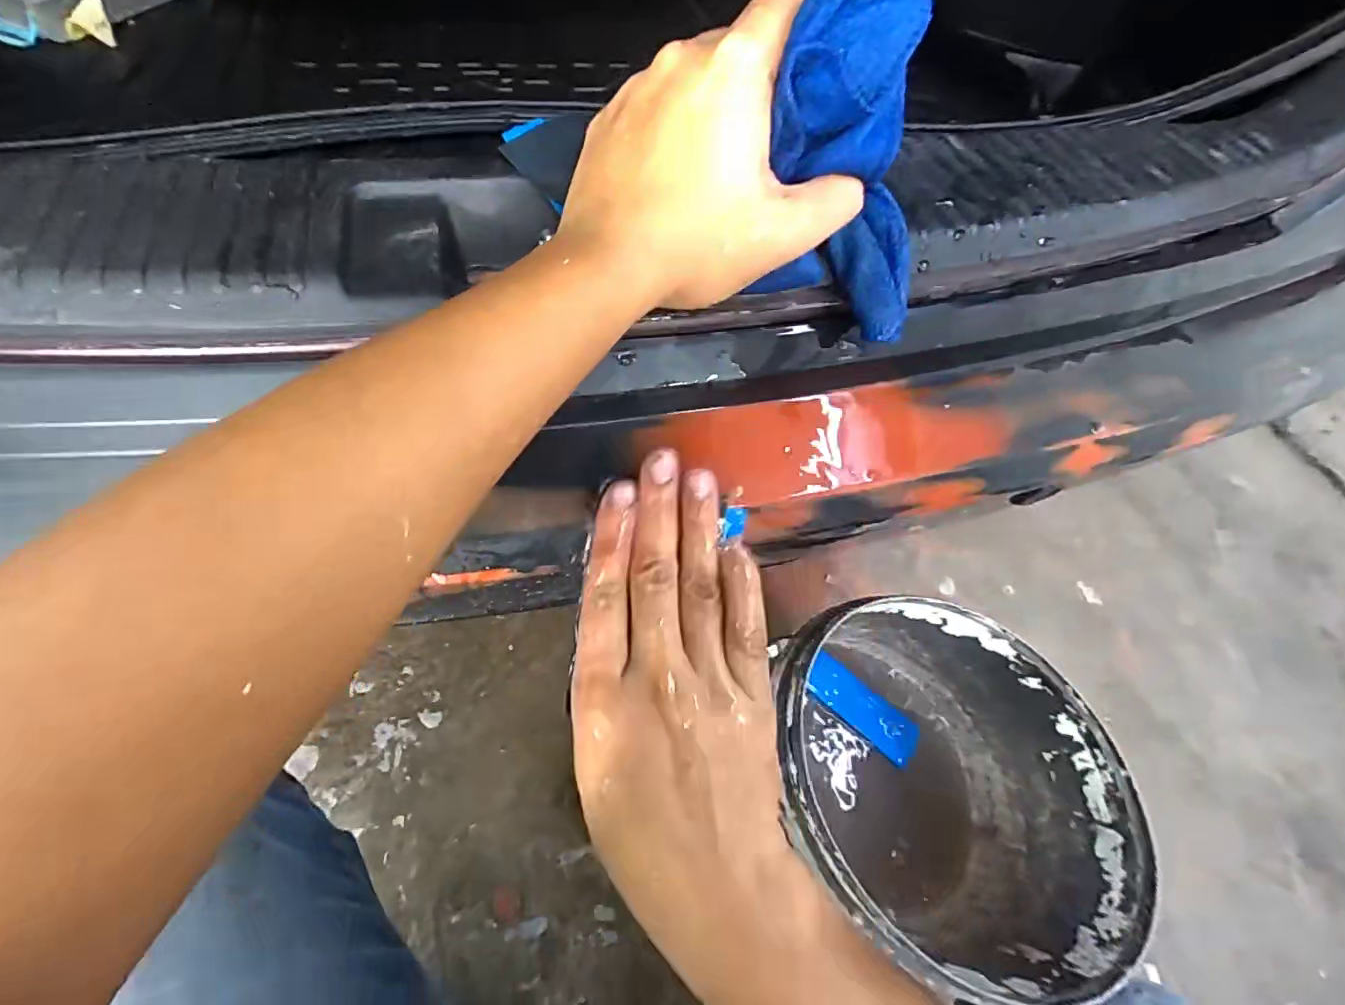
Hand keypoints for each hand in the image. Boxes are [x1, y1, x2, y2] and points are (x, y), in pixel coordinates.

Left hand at [555, 0, 864, 309]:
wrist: (603, 268)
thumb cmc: (693, 246)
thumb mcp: (783, 234)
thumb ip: (836, 200)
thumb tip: (847, 183)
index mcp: (733, 69)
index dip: (811, 21)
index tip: (813, 73)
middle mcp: (680, 60)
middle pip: (739, 42)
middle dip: (759, 82)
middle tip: (765, 146)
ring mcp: (636, 86)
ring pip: (692, 75)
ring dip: (712, 107)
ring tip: (712, 168)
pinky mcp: (606, 117)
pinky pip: (654, 102)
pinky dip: (670, 125)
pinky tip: (669, 175)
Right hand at [572, 449, 928, 1004]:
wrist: (720, 883)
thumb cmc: (638, 832)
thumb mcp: (591, 762)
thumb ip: (598, 686)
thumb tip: (609, 619)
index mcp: (602, 702)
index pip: (603, 601)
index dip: (610, 541)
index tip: (616, 494)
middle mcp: (657, 680)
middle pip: (654, 581)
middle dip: (659, 515)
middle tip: (662, 462)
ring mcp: (712, 683)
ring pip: (699, 591)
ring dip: (700, 531)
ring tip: (700, 482)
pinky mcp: (753, 692)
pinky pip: (745, 624)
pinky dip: (740, 579)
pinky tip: (734, 542)